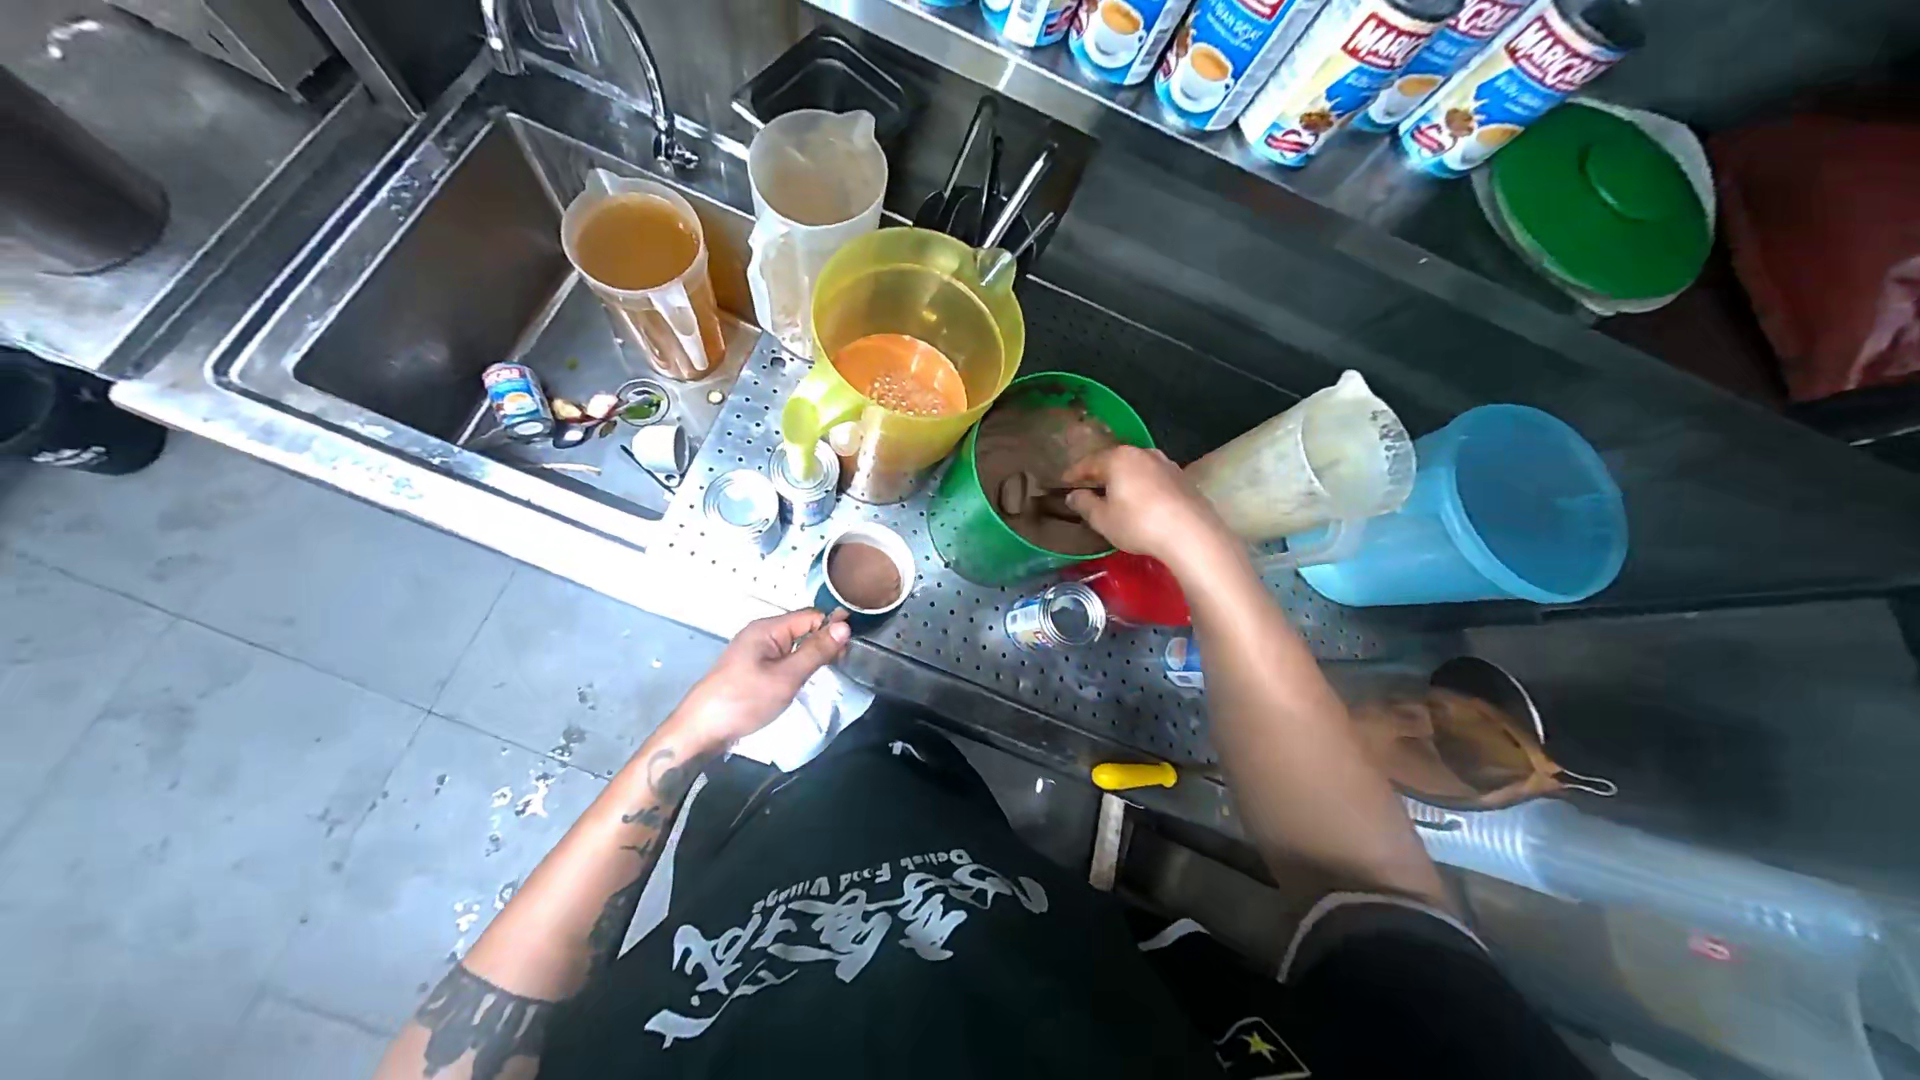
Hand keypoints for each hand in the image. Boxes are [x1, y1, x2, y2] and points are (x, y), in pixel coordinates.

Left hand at [669, 609, 851, 747]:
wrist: (700, 732)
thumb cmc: (743, 701)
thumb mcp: (786, 677)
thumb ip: (816, 651)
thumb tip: (845, 626)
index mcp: (767, 628)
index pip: (811, 615)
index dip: (833, 627)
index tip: (851, 648)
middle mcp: (760, 634)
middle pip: (802, 628)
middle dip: (824, 642)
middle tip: (841, 664)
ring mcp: (754, 653)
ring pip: (793, 645)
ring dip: (811, 656)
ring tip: (827, 673)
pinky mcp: (751, 670)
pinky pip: (783, 659)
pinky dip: (797, 667)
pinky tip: (804, 681)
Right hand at [1063, 446, 1238, 571]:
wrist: (1191, 534)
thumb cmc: (1138, 524)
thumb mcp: (1103, 519)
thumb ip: (1084, 504)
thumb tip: (1073, 495)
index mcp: (1118, 458)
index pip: (1089, 463)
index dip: (1074, 474)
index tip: (1064, 482)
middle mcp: (1143, 454)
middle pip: (1114, 461)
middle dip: (1100, 473)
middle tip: (1088, 486)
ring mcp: (1166, 464)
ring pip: (1136, 468)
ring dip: (1123, 479)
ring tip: (1115, 493)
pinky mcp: (1183, 479)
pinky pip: (1153, 478)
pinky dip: (1142, 486)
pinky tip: (1141, 501)